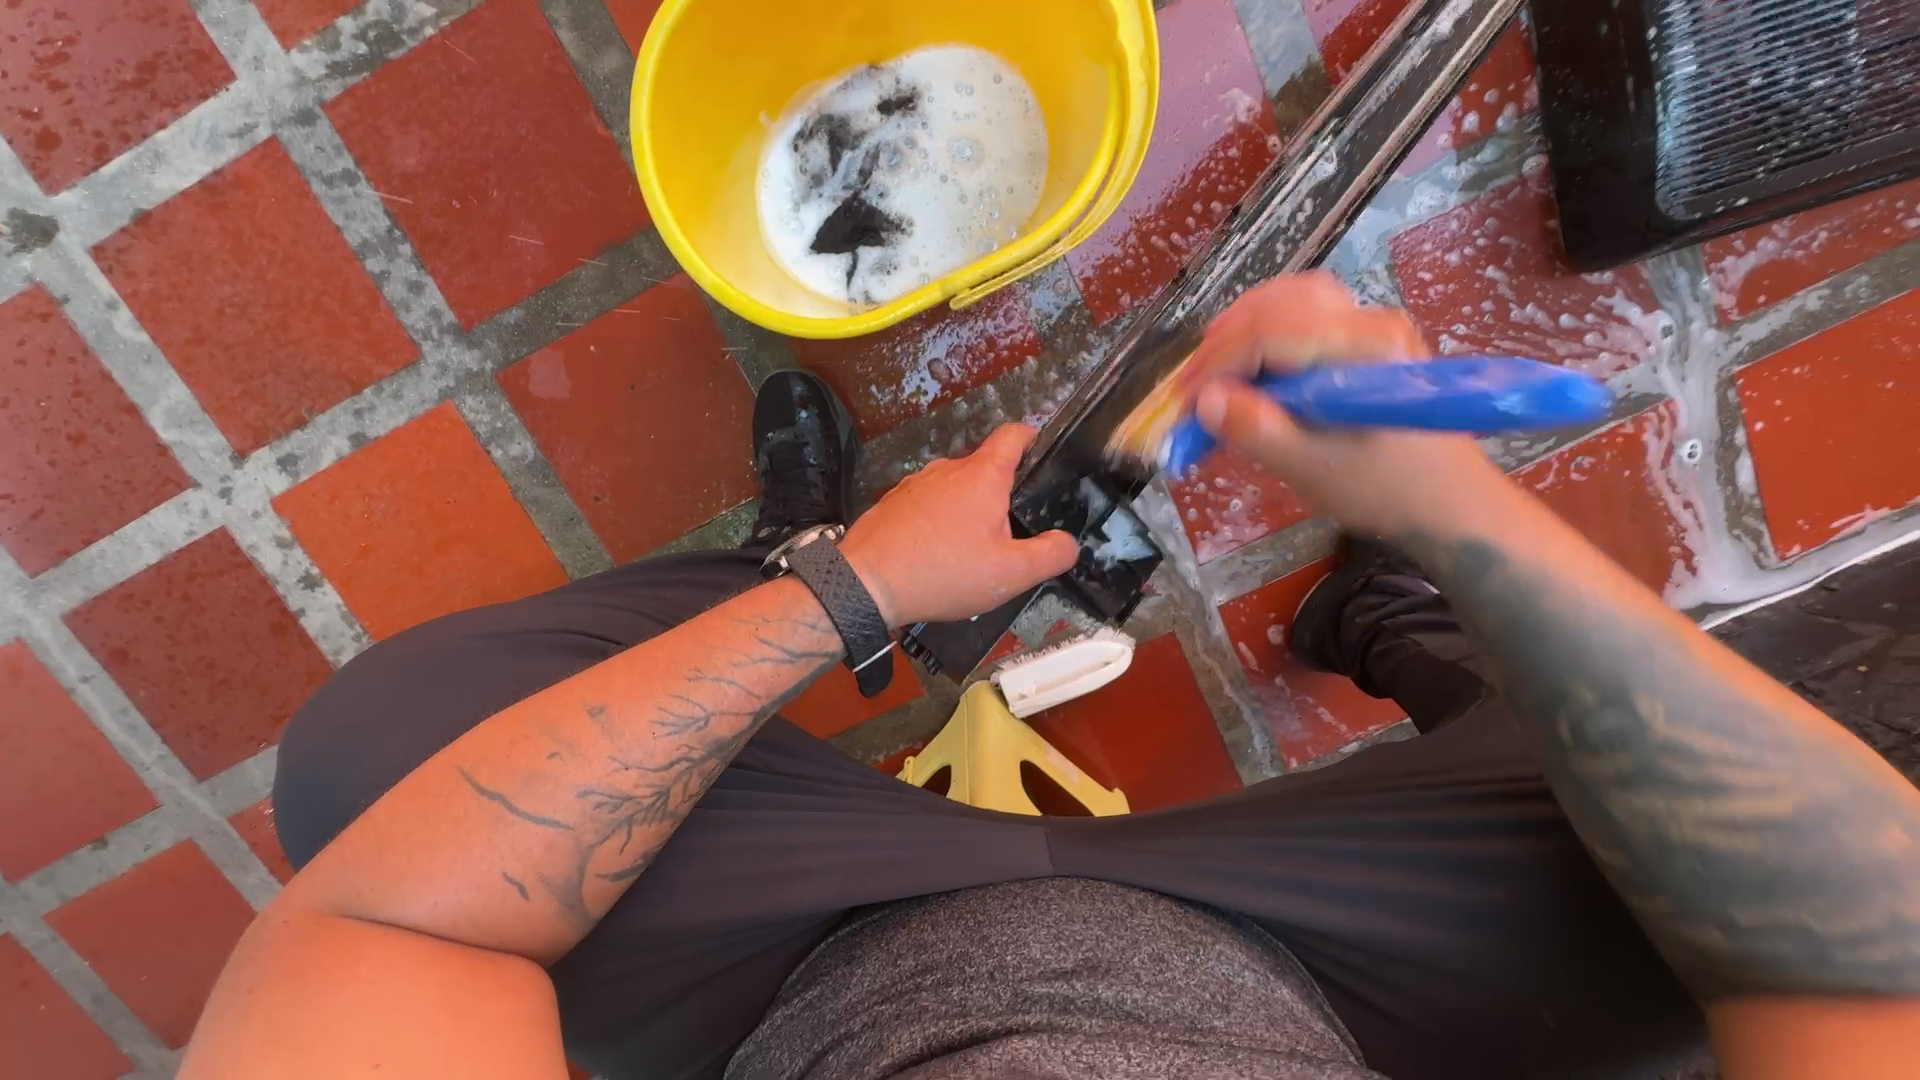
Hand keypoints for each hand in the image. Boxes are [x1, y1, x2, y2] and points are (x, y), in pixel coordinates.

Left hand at [840, 424, 1079, 625]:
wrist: (866, 583)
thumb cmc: (944, 572)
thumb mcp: (1010, 573)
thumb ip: (1050, 555)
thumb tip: (1068, 543)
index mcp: (982, 476)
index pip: (1013, 435)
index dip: (1033, 438)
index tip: (1044, 452)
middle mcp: (947, 469)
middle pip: (985, 468)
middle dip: (1001, 493)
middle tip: (1012, 532)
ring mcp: (915, 484)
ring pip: (954, 488)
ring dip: (968, 510)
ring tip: (972, 549)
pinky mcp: (893, 503)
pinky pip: (927, 505)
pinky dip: (939, 521)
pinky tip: (938, 554)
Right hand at [1187, 273, 1506, 535]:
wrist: (1446, 499)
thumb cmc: (1384, 489)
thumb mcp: (1314, 470)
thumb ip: (1259, 432)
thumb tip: (1204, 402)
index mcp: (1365, 349)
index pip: (1273, 333)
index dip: (1219, 364)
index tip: (1184, 404)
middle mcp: (1370, 320)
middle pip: (1279, 304)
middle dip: (1224, 343)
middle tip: (1189, 390)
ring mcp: (1368, 323)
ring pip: (1288, 299)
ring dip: (1239, 330)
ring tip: (1210, 372)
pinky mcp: (1360, 336)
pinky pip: (1301, 312)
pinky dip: (1261, 330)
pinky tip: (1244, 361)